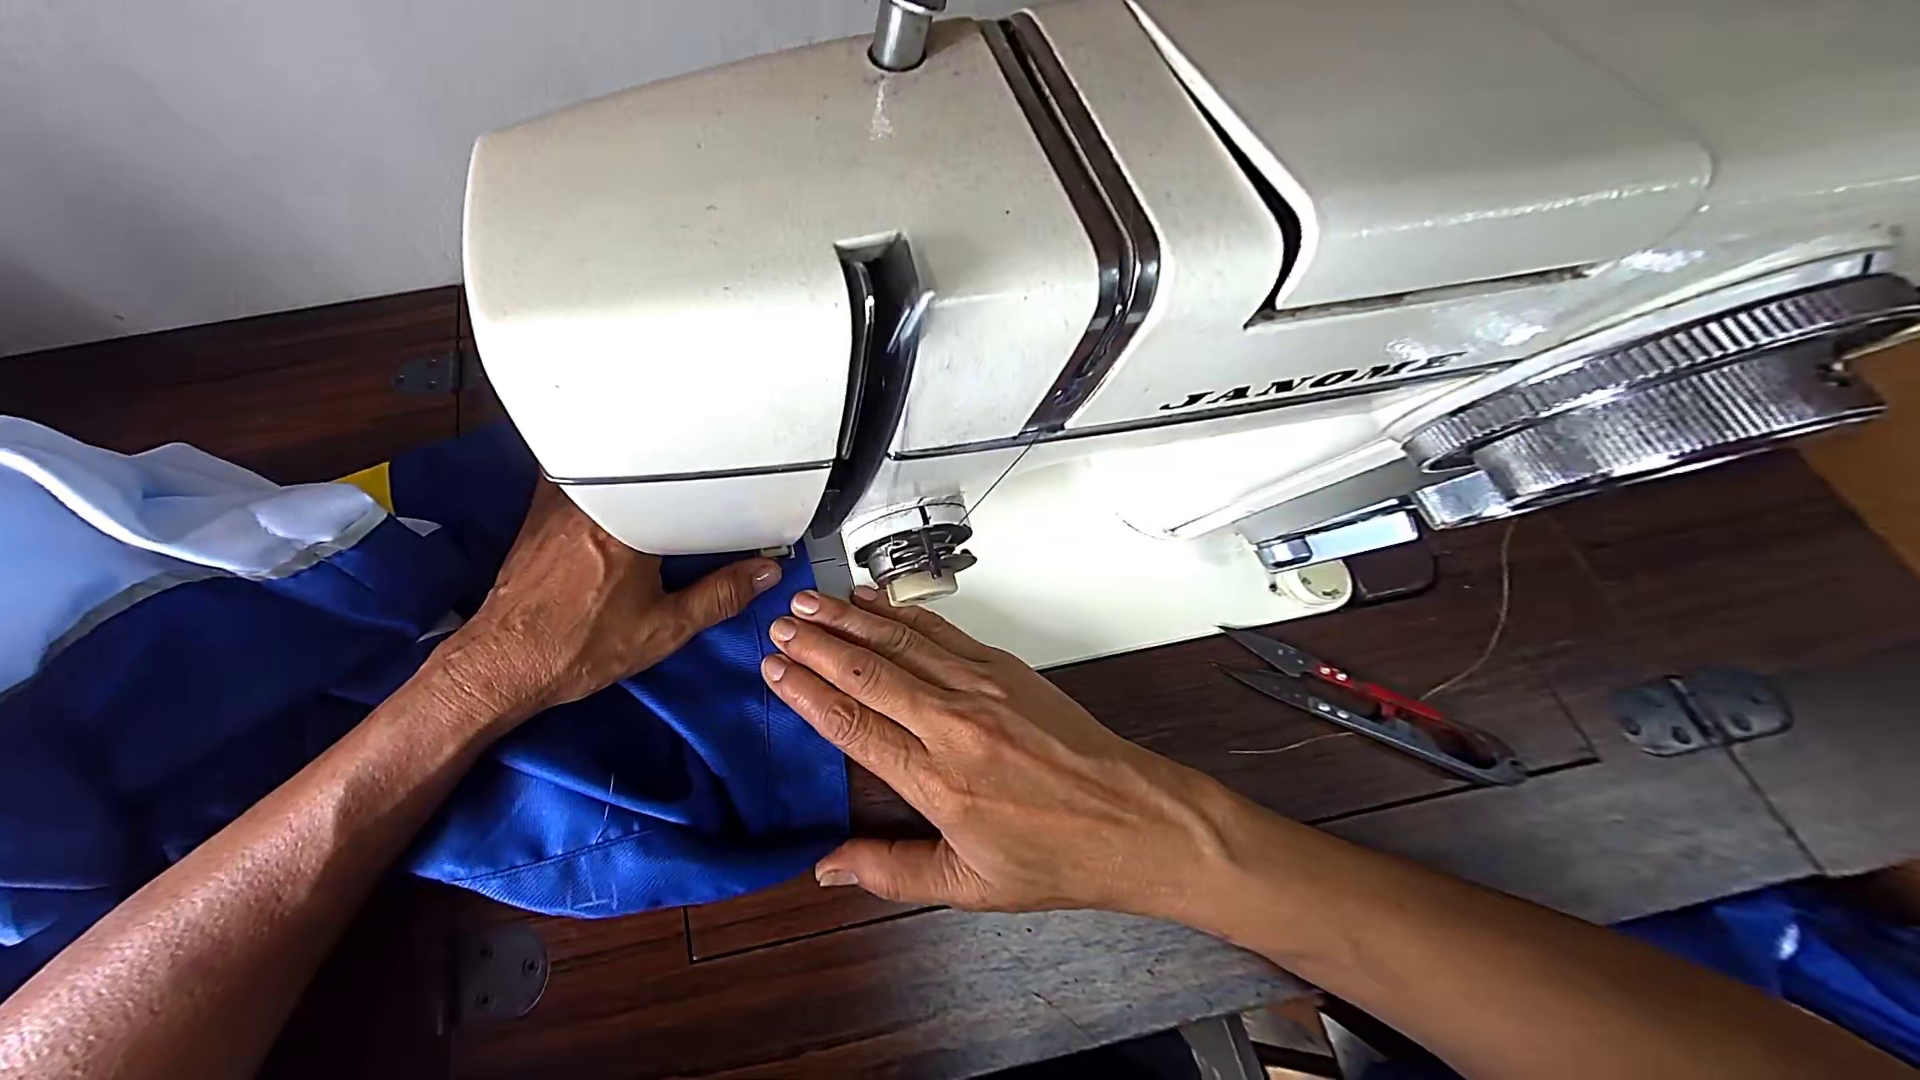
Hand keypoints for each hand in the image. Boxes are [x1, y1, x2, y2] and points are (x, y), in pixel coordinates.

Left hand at [438, 482, 781, 723]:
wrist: (503, 665)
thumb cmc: (574, 648)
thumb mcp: (666, 627)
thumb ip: (721, 595)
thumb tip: (762, 575)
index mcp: (627, 527)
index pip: (686, 493)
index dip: (714, 498)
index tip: (729, 513)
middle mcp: (589, 506)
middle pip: (647, 476)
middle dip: (677, 485)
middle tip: (699, 498)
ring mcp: (558, 506)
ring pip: (612, 475)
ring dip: (637, 484)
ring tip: (662, 501)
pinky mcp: (538, 516)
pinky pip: (580, 483)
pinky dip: (604, 490)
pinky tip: (616, 511)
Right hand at [760, 587, 1235, 919]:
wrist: (1132, 818)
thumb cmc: (1057, 853)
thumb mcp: (967, 883)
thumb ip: (889, 871)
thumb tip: (829, 867)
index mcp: (937, 779)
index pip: (852, 724)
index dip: (806, 693)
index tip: (775, 671)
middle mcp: (954, 723)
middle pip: (868, 671)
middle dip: (817, 644)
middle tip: (781, 626)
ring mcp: (982, 688)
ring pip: (901, 641)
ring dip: (852, 619)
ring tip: (814, 602)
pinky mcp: (1005, 668)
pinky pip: (943, 631)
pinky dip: (903, 613)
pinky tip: (878, 602)